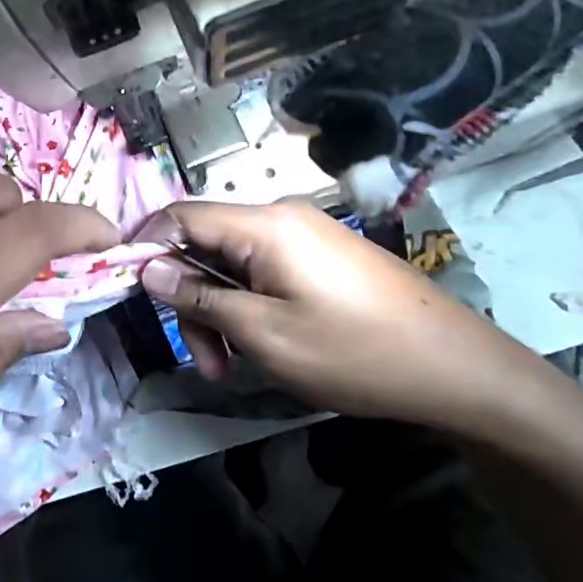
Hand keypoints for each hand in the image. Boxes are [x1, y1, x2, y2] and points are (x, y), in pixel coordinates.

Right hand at [137, 201, 535, 428]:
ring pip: (235, 263)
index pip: (180, 214)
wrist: (452, 366)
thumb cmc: (352, 351)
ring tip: (232, 368)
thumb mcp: (264, 333)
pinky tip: (263, 345)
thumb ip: (198, 297)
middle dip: (192, 300)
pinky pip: (265, 270)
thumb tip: (145, 267)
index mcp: (264, 223)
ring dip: (222, 312)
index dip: (146, 247)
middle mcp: (282, 215)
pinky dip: (251, 305)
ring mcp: (306, 235)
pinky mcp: (322, 255)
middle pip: (207, 243)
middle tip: (204, 362)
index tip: (130, 294)